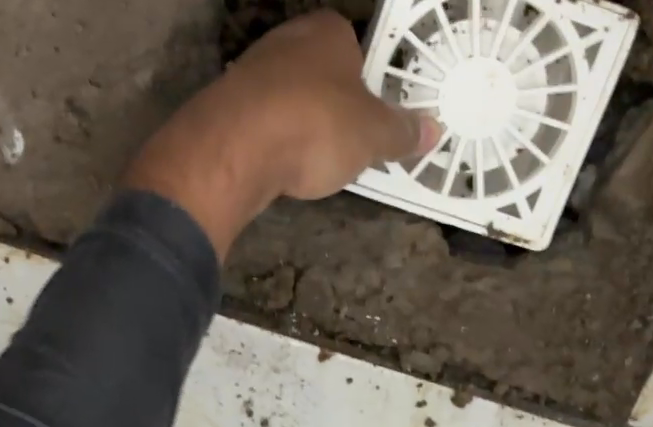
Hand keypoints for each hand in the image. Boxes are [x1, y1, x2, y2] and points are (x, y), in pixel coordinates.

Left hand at [122, 11, 440, 258]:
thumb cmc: (316, 126)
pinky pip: (256, 127)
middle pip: (317, 77)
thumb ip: (401, 133)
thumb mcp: (373, 135)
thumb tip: (431, 131)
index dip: (364, 85)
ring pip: (283, 101)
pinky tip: (273, 168)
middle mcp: (285, 41)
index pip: (355, 50)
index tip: (369, 119)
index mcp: (328, 31)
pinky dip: (267, 146)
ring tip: (306, 164)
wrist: (236, 148)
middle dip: (328, 109)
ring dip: (294, 129)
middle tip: (342, 146)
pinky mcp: (222, 109)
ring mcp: (248, 73)